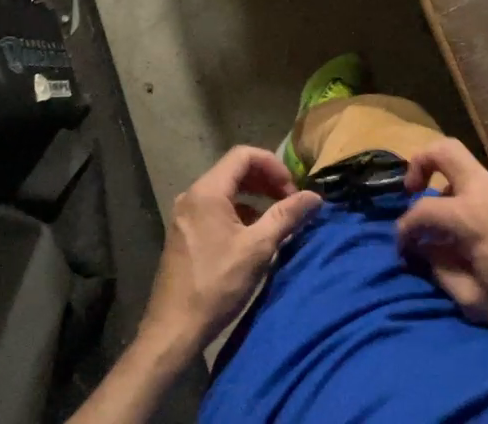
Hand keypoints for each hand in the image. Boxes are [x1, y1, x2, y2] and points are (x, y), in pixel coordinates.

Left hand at [143, 146, 322, 354]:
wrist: (173, 331)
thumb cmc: (216, 285)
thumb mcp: (258, 248)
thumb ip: (287, 215)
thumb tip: (314, 196)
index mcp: (207, 192)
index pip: (244, 155)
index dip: (273, 165)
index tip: (292, 189)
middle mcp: (192, 196)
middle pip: (234, 170)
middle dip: (266, 180)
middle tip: (289, 201)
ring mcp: (184, 215)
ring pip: (226, 190)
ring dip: (254, 197)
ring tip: (276, 218)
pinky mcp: (183, 234)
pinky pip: (215, 208)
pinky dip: (239, 211)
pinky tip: (253, 235)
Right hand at [395, 139, 487, 356]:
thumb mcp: (472, 298)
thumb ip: (440, 268)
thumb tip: (423, 250)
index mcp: (473, 215)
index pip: (422, 210)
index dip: (403, 229)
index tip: (401, 250)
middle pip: (446, 150)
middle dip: (420, 163)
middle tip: (411, 191)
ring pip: (467, 170)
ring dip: (447, 188)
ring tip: (444, 230)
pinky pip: (485, 188)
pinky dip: (468, 200)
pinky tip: (472, 235)